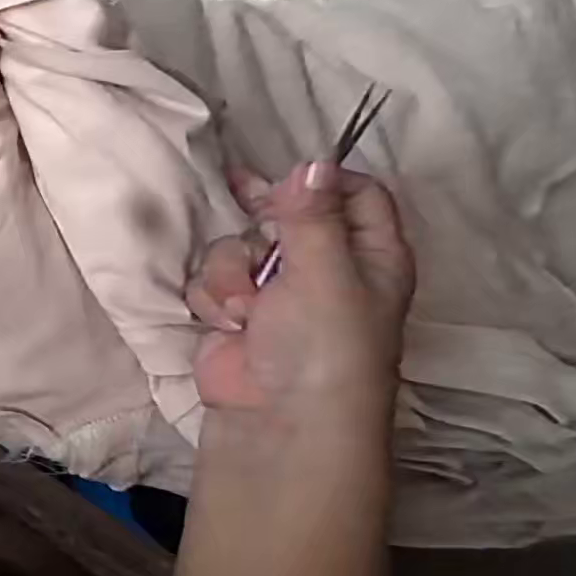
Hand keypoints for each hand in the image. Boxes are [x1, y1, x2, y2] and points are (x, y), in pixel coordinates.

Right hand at [187, 162, 414, 442]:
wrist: (274, 413)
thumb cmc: (320, 344)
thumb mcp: (323, 273)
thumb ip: (311, 217)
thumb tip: (313, 162)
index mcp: (366, 253)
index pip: (354, 194)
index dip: (319, 182)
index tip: (279, 183)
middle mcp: (320, 266)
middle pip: (281, 216)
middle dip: (258, 230)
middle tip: (252, 232)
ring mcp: (271, 290)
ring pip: (234, 248)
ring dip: (229, 273)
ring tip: (244, 308)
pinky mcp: (231, 310)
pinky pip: (209, 279)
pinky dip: (212, 298)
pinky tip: (227, 323)